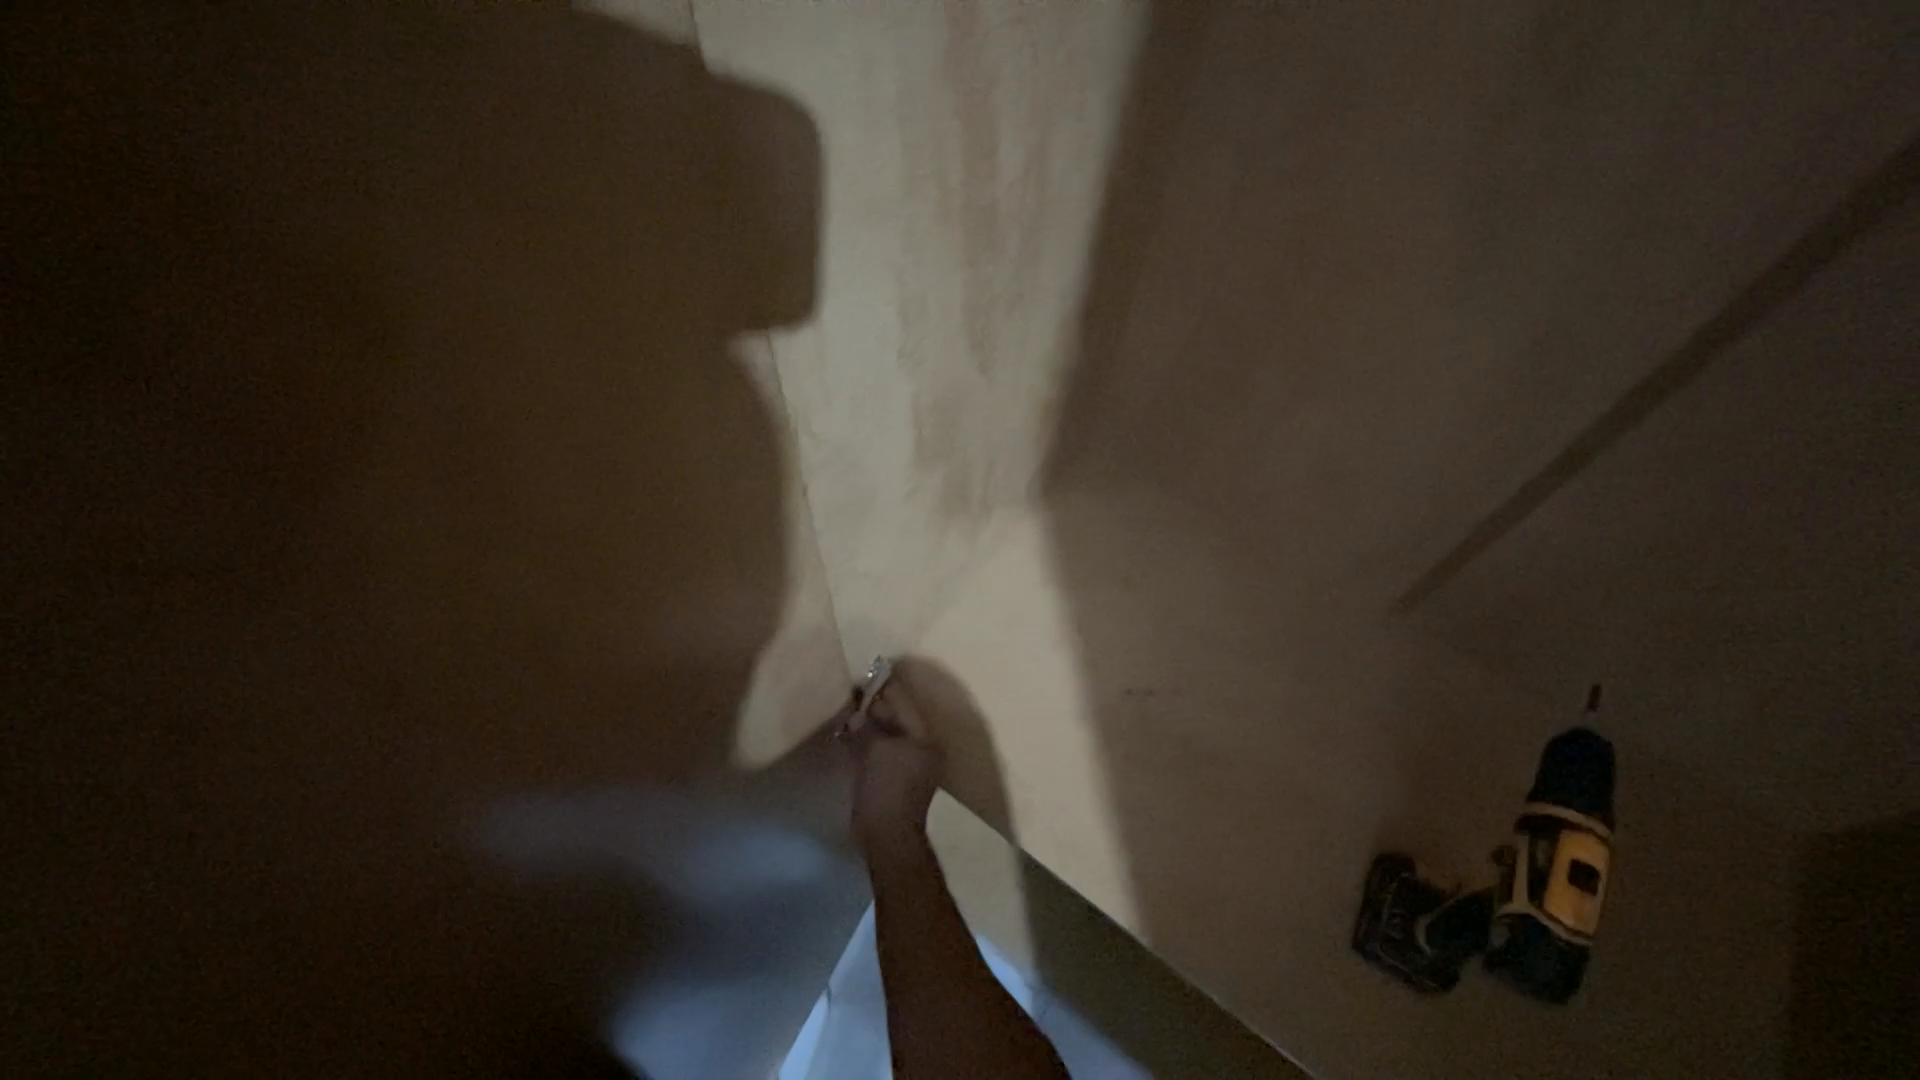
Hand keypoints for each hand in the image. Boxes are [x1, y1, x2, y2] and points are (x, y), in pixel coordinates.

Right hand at [847, 682, 942, 855]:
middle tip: (852, 692)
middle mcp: (919, 750)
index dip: (887, 690)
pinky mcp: (889, 780)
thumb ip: (867, 728)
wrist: (886, 836)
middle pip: (895, 720)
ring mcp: (905, 766)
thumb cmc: (887, 788)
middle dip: (874, 708)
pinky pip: (876, 753)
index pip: (906, 706)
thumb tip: (857, 715)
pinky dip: (863, 744)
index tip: (869, 675)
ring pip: (884, 737)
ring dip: (867, 725)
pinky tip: (846, 736)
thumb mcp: (876, 752)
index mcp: (924, 740)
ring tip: (846, 710)